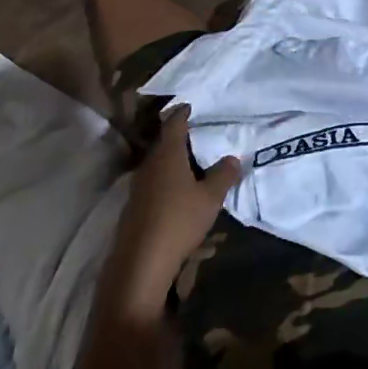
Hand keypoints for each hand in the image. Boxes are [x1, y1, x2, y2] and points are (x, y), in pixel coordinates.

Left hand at [101, 107, 241, 319]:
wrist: (140, 264)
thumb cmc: (178, 220)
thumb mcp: (210, 197)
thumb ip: (224, 174)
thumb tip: (232, 158)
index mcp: (167, 154)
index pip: (174, 123)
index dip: (184, 112)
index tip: (193, 105)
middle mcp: (149, 164)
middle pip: (165, 142)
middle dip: (181, 136)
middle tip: (202, 132)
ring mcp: (138, 186)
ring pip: (158, 163)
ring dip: (175, 159)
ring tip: (195, 160)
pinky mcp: (135, 206)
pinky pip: (154, 181)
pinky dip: (168, 177)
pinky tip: (180, 189)